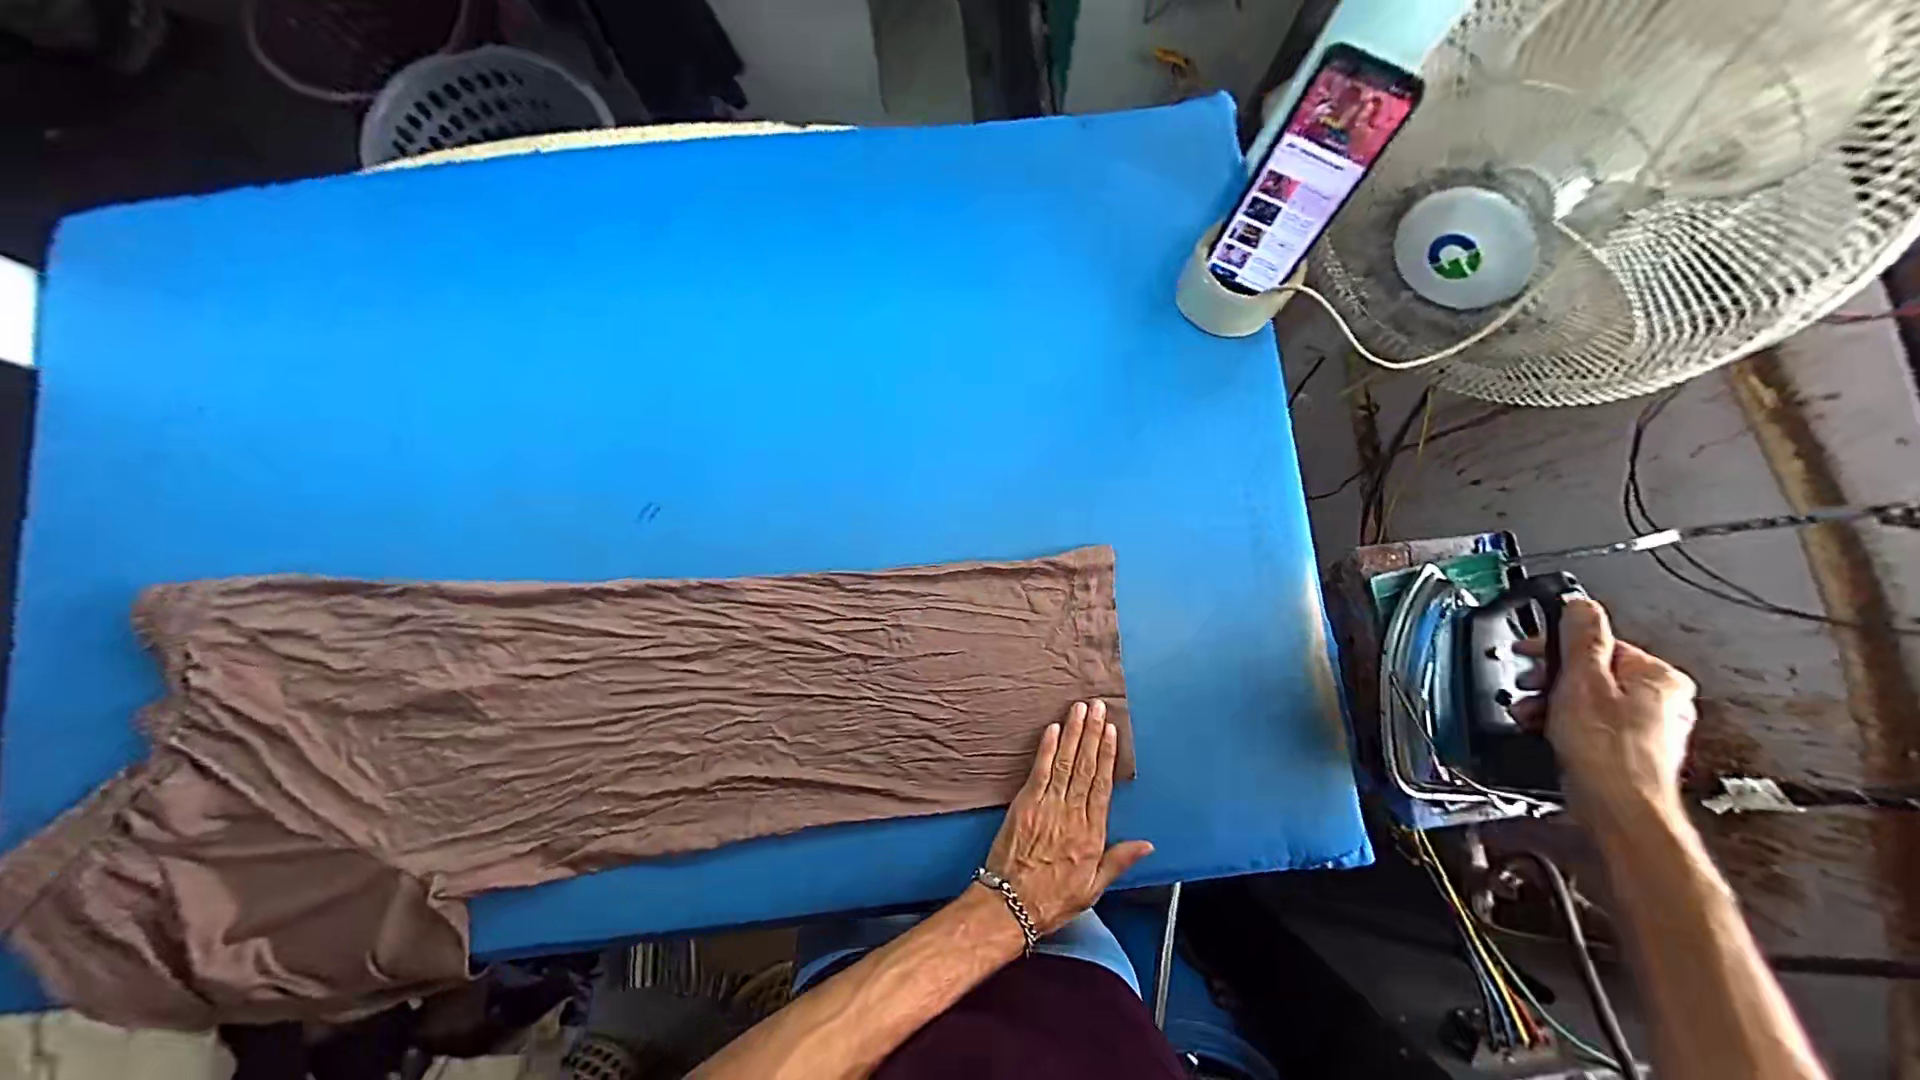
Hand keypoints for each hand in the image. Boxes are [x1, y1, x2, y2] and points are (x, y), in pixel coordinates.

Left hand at [982, 700, 1153, 935]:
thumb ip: (1120, 860)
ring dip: (1073, 733)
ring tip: (1080, 709)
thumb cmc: (1052, 899)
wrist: (1011, 905)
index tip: (1112, 732)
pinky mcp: (1024, 804)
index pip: (1103, 785)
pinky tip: (1053, 728)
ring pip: (1065, 763)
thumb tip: (1147, 844)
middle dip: (1093, 734)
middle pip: (1086, 767)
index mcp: (1091, 834)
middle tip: (1098, 707)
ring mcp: (1047, 806)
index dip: (1108, 756)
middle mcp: (1072, 815)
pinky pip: (1039, 771)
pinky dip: (1047, 748)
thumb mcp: (1094, 888)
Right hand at [1510, 597, 1697, 819]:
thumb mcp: (1582, 681)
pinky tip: (1545, 729)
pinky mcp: (1625, 747)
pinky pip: (1587, 721)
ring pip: (1585, 698)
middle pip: (1590, 671)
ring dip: (1550, 702)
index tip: (1529, 653)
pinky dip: (1561, 722)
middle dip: (1549, 679)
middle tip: (1529, 686)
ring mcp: (1646, 727)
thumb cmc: (1606, 751)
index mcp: (1659, 678)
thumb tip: (1581, 605)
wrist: (1615, 807)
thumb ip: (1581, 638)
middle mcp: (1662, 700)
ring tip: (1532, 714)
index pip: (1598, 643)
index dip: (1555, 648)